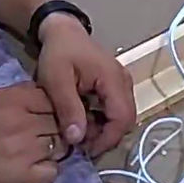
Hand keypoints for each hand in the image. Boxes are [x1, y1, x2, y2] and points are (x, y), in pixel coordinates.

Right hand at [0, 83, 62, 182]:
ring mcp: (25, 150)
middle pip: (59, 122)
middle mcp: (22, 123)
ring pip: (61, 145)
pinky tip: (35, 168)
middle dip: (55, 128)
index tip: (45, 116)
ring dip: (54, 149)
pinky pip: (53, 171)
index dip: (53, 108)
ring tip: (36, 152)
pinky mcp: (23, 176)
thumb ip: (21, 94)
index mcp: (13, 100)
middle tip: (40, 136)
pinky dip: (47, 170)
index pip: (54, 98)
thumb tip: (51, 93)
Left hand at [33, 12, 135, 155]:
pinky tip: (85, 123)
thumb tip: (77, 139)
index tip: (86, 151)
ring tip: (81, 136)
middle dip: (108, 137)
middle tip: (82, 147)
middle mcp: (124, 81)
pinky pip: (117, 108)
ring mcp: (123, 82)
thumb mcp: (56, 81)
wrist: (63, 31)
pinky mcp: (116, 84)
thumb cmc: (59, 53)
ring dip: (106, 129)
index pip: (123, 116)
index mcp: (113, 79)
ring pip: (123, 115)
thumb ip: (68, 109)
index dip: (108, 138)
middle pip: (127, 118)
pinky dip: (104, 120)